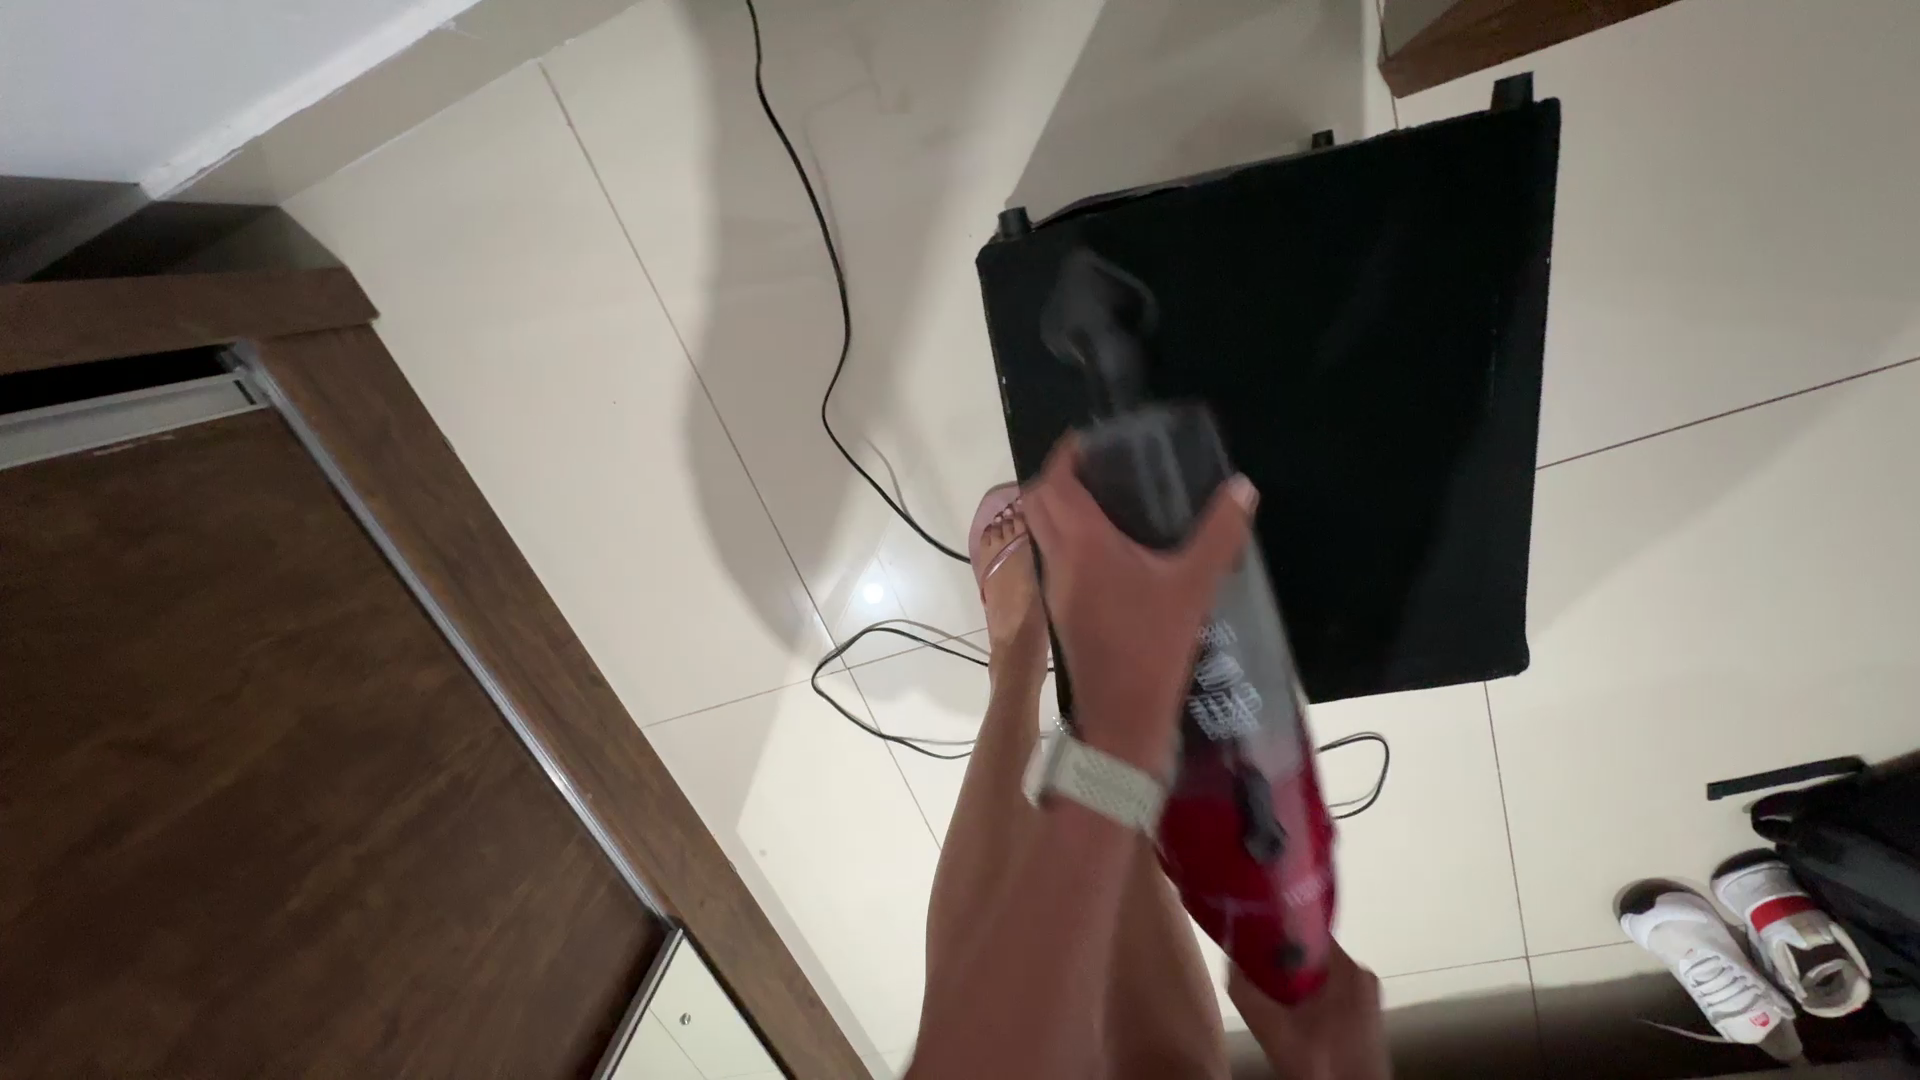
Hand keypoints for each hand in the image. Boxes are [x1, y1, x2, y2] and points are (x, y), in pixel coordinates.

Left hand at [1021, 435, 1256, 776]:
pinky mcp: (1058, 606)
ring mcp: (1052, 584)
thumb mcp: (1194, 585)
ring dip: (1058, 507)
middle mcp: (1058, 558)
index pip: (1054, 484)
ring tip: (1104, 498)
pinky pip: (1051, 555)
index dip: (1065, 455)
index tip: (1089, 441)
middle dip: (1058, 477)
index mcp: (1083, 543)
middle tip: (1098, 468)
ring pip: (1040, 530)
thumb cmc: (1154, 644)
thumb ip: (1219, 534)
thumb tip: (1242, 488)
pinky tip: (1105, 544)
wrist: (1120, 711)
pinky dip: (1064, 536)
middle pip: (1038, 502)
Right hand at [1229, 946, 1388, 1079]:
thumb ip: (1245, 992)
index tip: (1250, 938)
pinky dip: (1302, 998)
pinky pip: (1323, 991)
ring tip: (1269, 997)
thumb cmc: (1323, 1069)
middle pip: (1306, 951)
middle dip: (1278, 962)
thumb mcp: (1274, 1031)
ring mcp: (1363, 996)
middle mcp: (1359, 975)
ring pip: (1313, 973)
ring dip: (1289, 983)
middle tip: (1255, 974)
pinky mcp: (1360, 1015)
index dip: (1273, 930)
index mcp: (1348, 969)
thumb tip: (1229, 962)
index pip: (1304, 928)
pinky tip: (1288, 1016)